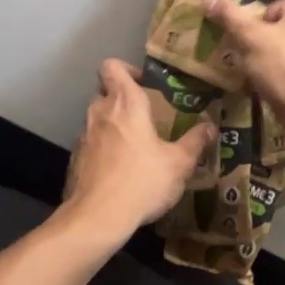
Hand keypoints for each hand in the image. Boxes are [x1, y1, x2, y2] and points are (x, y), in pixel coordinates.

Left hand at [64, 58, 213, 240]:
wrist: (96, 218)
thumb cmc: (140, 181)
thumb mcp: (178, 164)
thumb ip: (194, 143)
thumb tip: (210, 127)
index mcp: (125, 102)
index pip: (112, 66)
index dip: (126, 69)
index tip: (144, 85)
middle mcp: (100, 111)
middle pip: (105, 91)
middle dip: (121, 100)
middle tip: (143, 118)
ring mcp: (83, 135)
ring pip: (97, 118)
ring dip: (112, 126)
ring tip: (133, 148)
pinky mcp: (75, 159)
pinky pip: (89, 143)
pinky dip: (101, 149)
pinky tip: (117, 172)